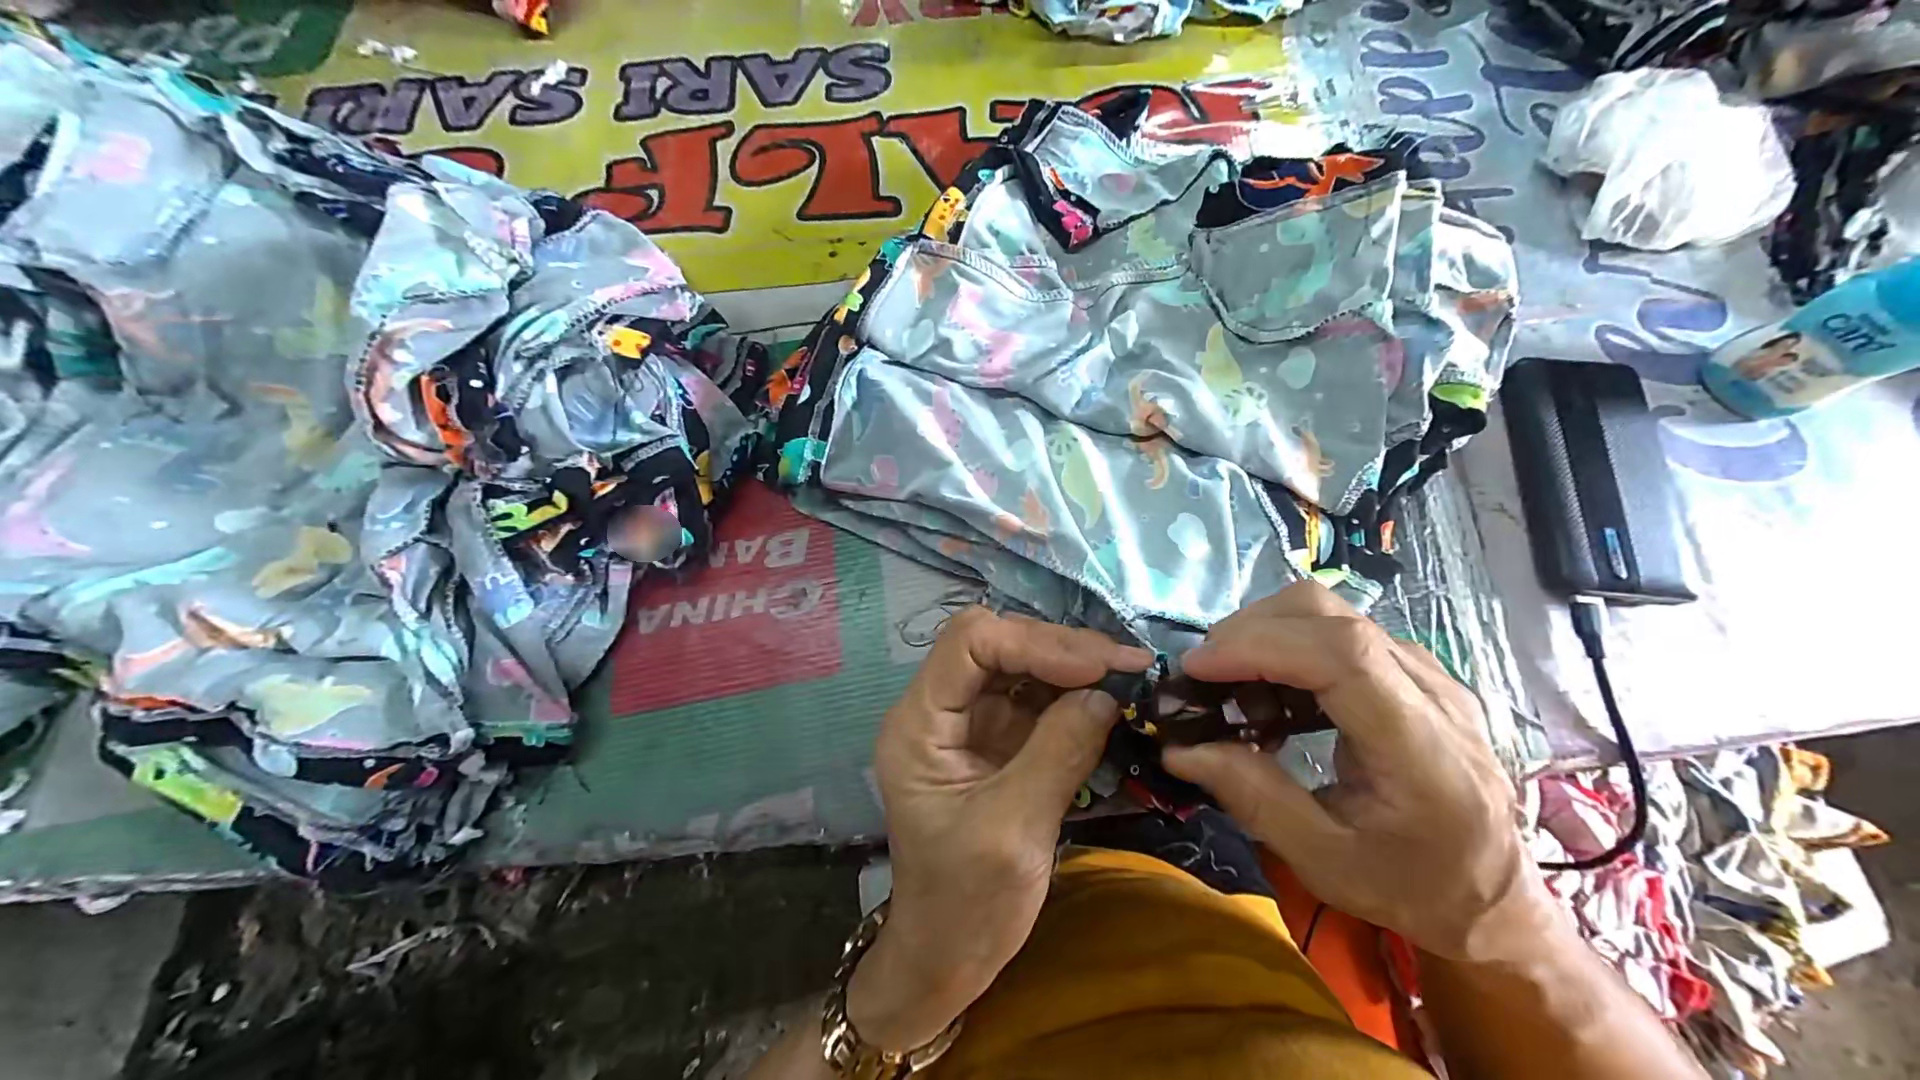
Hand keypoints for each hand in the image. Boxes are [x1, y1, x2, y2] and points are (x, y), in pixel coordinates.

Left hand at [848, 608, 1152, 1049]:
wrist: (949, 954)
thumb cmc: (966, 902)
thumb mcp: (1013, 831)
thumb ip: (1058, 752)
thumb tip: (1107, 693)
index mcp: (919, 724)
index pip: (969, 643)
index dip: (1032, 642)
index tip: (1095, 667)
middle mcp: (940, 709)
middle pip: (997, 643)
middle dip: (1060, 648)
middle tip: (1128, 663)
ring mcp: (970, 722)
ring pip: (1020, 663)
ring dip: (1073, 664)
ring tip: (1129, 673)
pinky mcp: (998, 739)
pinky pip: (1036, 697)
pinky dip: (1074, 692)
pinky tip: (1110, 698)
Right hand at [1162, 583, 1558, 962]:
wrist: (1495, 895)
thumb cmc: (1413, 886)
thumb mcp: (1326, 862)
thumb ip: (1254, 798)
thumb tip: (1180, 748)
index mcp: (1421, 748)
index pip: (1340, 655)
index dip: (1259, 646)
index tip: (1197, 668)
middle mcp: (1432, 692)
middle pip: (1329, 614)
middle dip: (1249, 630)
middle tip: (1203, 673)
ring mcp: (1428, 673)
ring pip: (1330, 610)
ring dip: (1264, 630)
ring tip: (1230, 678)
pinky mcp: (1414, 670)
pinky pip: (1338, 628)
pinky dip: (1286, 640)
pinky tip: (1269, 684)